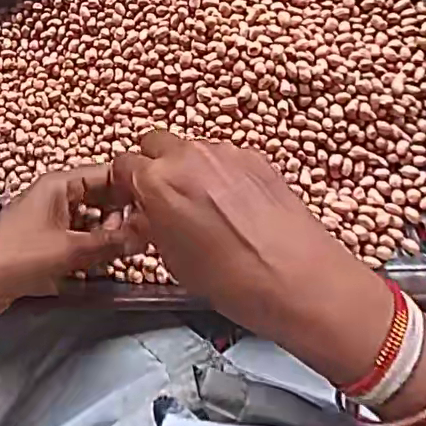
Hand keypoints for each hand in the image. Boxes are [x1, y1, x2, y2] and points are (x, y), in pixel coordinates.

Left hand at [0, 164, 148, 314]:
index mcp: (59, 183)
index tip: (155, 204)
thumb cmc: (22, 255)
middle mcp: (55, 193)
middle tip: (144, 231)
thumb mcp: (72, 249)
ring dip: (107, 230)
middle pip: (99, 196)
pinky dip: (92, 242)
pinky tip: (104, 258)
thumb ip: (111, 242)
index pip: (105, 173)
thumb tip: (145, 236)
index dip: (131, 187)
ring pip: (89, 216)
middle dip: (121, 213)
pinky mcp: (44, 236)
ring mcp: (48, 215)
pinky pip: (77, 232)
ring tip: (128, 246)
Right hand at [113, 131, 394, 380]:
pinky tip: (232, 206)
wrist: (301, 281)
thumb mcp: (172, 259)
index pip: (124, 164)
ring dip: (186, 169)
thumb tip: (145, 215)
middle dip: (152, 166)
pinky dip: (219, 173)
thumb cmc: (235, 280)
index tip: (132, 199)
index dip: (125, 184)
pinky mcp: (255, 157)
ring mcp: (224, 153)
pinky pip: (223, 157)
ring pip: (189, 149)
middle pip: (153, 144)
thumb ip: (150, 225)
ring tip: (202, 206)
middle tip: (161, 198)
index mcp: (157, 181)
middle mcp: (187, 157)